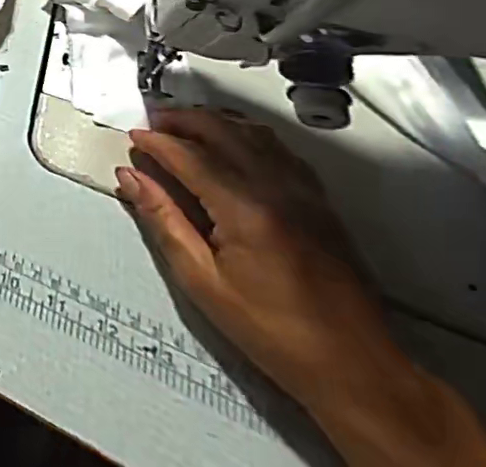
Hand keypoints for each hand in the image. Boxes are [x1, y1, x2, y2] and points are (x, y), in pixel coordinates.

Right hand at [117, 110, 485, 465]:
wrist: (355, 366)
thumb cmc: (274, 332)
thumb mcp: (203, 282)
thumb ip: (164, 220)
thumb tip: (131, 178)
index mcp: (246, 209)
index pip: (190, 155)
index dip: (157, 141)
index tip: (134, 136)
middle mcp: (277, 188)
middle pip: (222, 130)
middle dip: (182, 119)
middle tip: (153, 123)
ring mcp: (303, 190)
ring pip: (252, 131)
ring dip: (213, 121)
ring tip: (184, 127)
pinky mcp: (319, 198)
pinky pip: (277, 147)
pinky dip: (245, 133)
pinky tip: (232, 143)